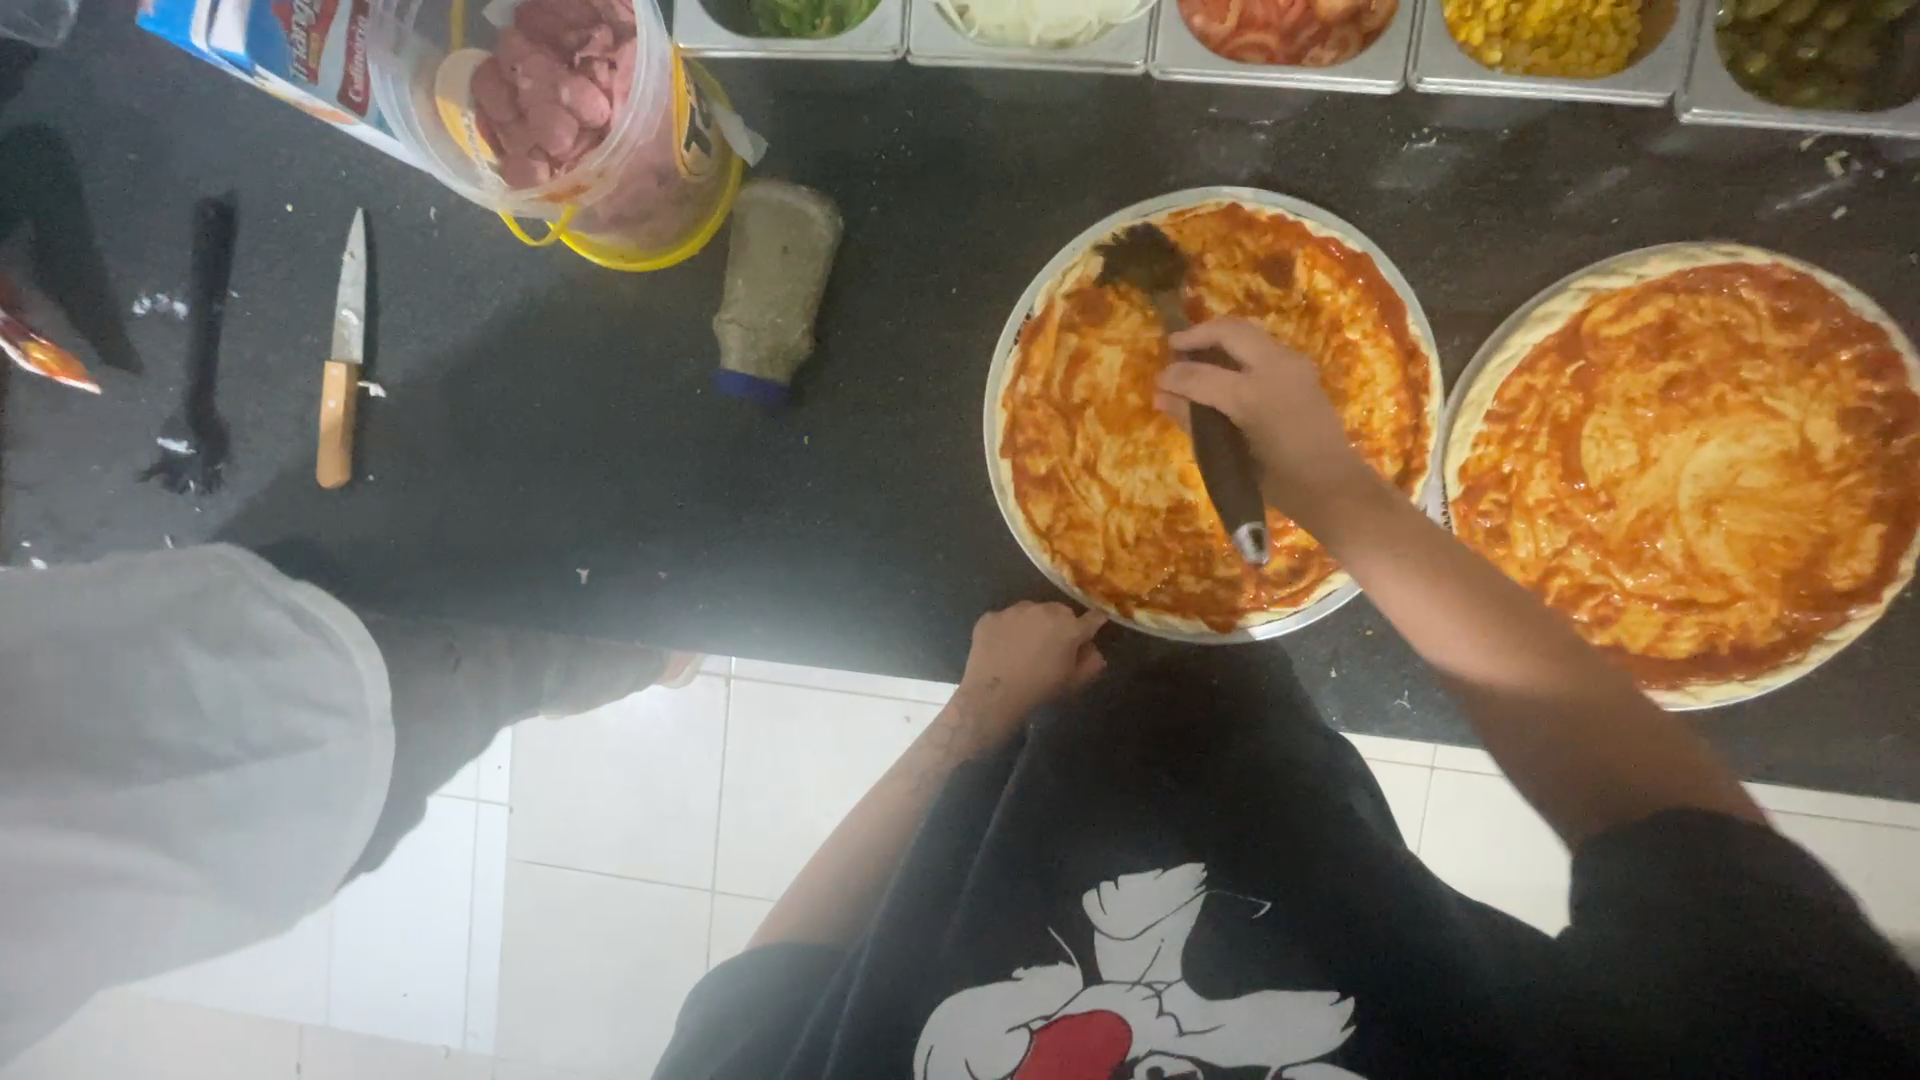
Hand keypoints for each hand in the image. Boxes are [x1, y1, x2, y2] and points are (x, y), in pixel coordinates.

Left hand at [956, 602, 1106, 738]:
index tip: (1094, 623)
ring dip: (1032, 622)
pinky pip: (1004, 619)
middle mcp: (1044, 611)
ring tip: (1023, 646)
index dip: (1094, 621)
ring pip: (1031, 610)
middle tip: (1052, 644)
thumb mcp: (1073, 682)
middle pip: (1059, 611)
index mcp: (1069, 628)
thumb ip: (1090, 663)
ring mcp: (1014, 611)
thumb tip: (1094, 651)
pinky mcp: (991, 616)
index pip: (1091, 618)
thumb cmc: (1039, 689)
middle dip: (1060, 623)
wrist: (994, 694)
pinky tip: (1001, 648)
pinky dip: (1005, 629)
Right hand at [1153, 318, 1375, 517]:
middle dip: (1197, 335)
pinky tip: (1222, 366)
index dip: (1173, 377)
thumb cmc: (1278, 481)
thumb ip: (1193, 421)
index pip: (1200, 375)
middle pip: (1229, 331)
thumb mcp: (1228, 455)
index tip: (1156, 382)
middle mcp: (1275, 367)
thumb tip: (1161, 398)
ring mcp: (1292, 363)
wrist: (1332, 485)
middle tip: (1173, 347)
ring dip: (1219, 336)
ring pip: (1248, 331)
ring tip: (1195, 353)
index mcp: (1254, 395)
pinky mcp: (1301, 368)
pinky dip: (1237, 348)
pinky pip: (1262, 345)